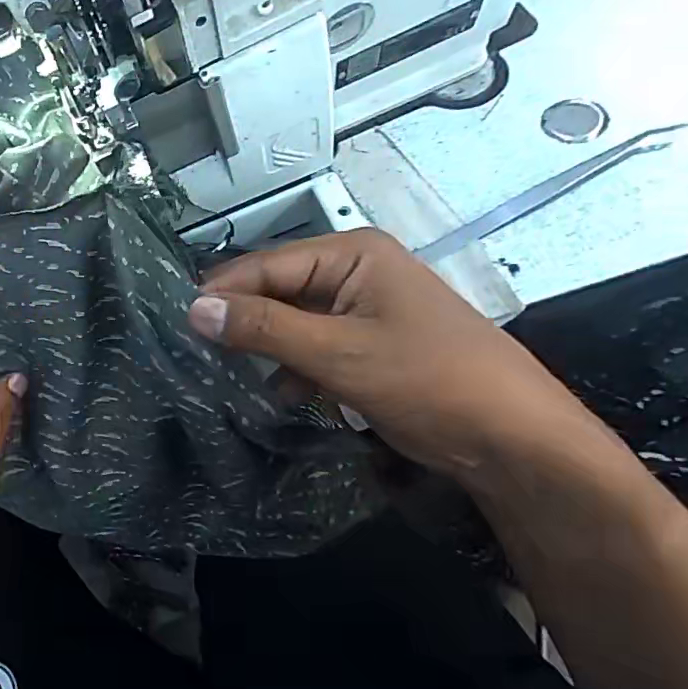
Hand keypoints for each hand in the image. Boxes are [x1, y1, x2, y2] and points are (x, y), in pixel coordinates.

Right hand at [188, 229, 603, 478]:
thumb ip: (265, 329)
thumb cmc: (426, 378)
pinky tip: (281, 395)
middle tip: (197, 355)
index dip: (223, 292)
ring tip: (230, 379)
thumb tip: (194, 308)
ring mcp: (366, 310)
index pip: (268, 263)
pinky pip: (319, 347)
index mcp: (352, 253)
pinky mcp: (372, 347)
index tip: (179, 324)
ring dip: (269, 350)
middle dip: (245, 323)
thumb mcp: (338, 352)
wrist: (508, 434)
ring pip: (297, 322)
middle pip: (282, 290)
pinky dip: (298, 368)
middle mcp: (357, 272)